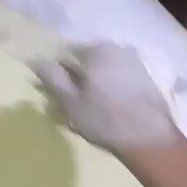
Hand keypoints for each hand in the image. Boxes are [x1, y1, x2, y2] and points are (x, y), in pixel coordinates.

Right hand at [34, 43, 184, 155]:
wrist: (150, 138)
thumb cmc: (104, 119)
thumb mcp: (70, 101)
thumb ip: (52, 76)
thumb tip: (35, 58)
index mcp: (95, 50)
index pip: (65, 53)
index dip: (57, 73)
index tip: (57, 94)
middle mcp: (116, 48)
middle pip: (86, 59)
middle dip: (76, 77)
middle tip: (73, 104)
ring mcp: (134, 61)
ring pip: (103, 68)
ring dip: (94, 82)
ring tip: (91, 108)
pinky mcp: (146, 76)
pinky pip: (119, 76)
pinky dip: (110, 86)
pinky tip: (111, 107)